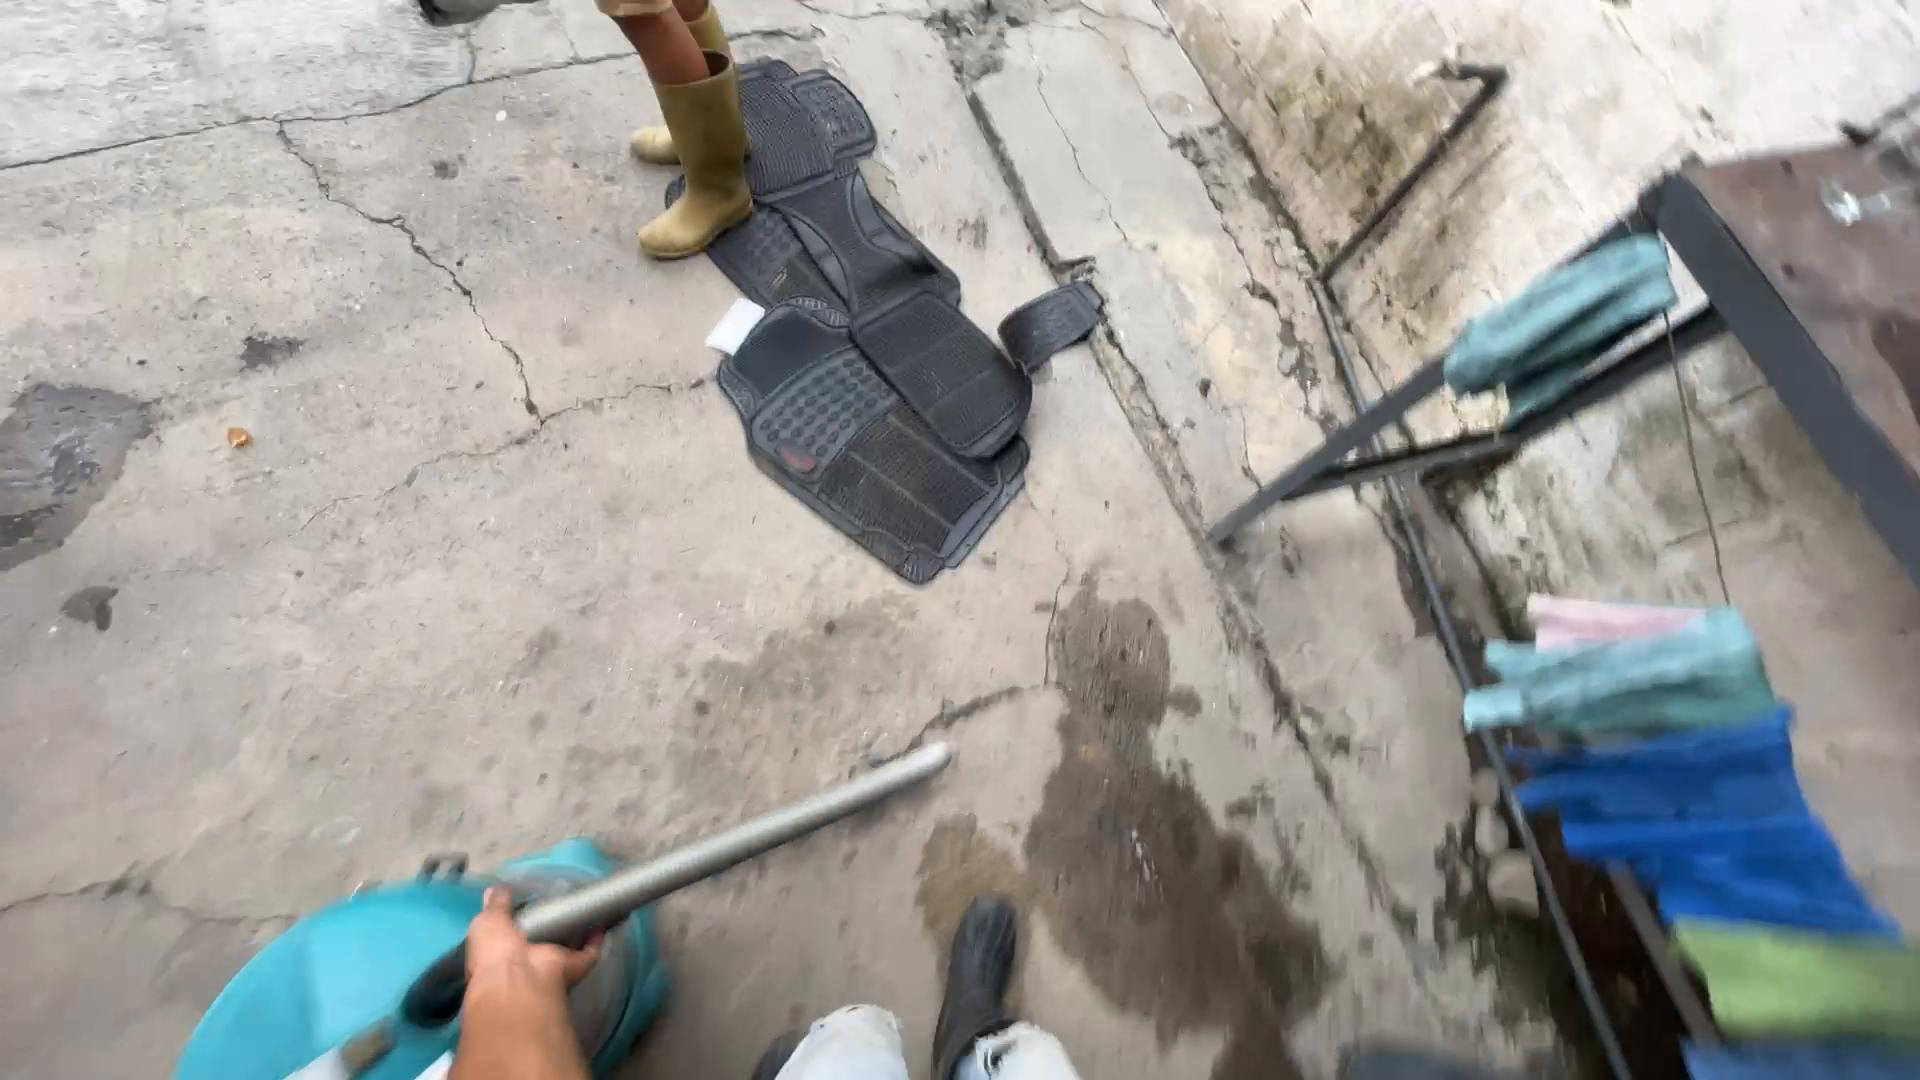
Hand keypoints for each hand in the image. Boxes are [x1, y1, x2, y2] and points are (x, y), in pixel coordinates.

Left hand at [465, 887, 604, 999]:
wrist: (519, 977)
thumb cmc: (496, 950)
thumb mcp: (487, 923)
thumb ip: (495, 906)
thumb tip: (494, 889)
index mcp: (503, 953)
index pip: (514, 935)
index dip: (522, 920)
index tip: (533, 900)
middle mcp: (528, 961)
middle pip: (544, 940)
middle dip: (554, 925)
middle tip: (565, 899)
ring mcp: (552, 965)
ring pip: (569, 946)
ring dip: (578, 932)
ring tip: (587, 907)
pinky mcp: (574, 966)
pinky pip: (590, 953)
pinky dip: (596, 941)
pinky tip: (602, 922)